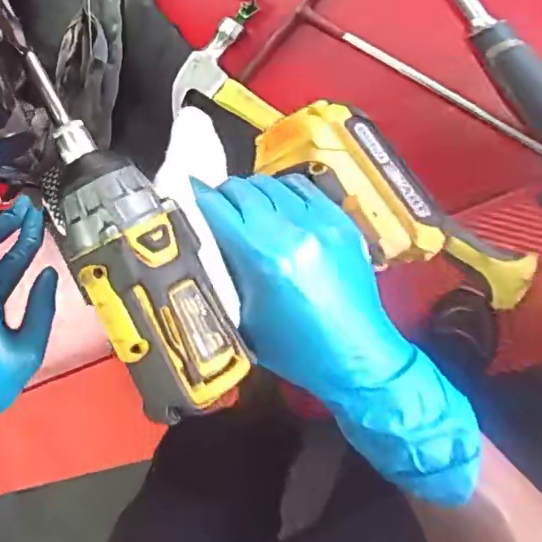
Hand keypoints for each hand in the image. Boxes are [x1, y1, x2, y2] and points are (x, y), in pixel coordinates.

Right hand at [193, 175, 479, 504]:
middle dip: (222, 194)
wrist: (358, 358)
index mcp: (262, 256)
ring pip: (272, 183)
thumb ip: (222, 271)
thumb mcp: (242, 313)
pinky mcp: (342, 223)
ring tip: (244, 206)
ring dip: (252, 191)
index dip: (195, 195)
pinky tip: (276, 205)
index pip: (217, 207)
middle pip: (243, 189)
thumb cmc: (296, 348)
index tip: (183, 190)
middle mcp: (292, 232)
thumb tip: (201, 238)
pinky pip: (303, 189)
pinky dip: (283, 191)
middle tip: (211, 204)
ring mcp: (321, 224)